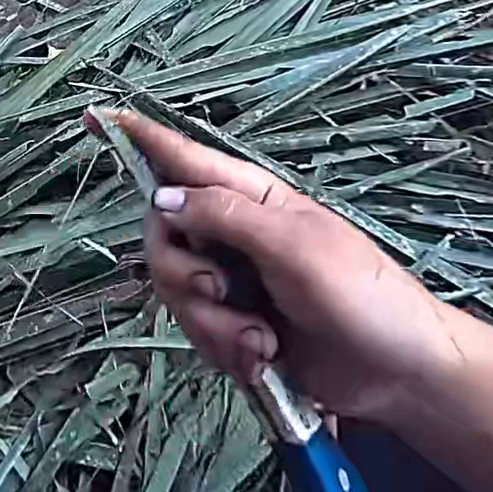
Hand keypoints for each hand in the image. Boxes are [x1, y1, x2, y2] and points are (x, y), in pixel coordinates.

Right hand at [93, 108, 467, 422]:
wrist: (399, 374)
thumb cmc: (361, 293)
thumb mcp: (295, 245)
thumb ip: (225, 216)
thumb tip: (161, 199)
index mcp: (244, 194)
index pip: (178, 155)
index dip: (135, 135)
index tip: (93, 117)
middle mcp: (225, 229)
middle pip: (159, 233)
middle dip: (181, 272)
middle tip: (219, 290)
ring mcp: (226, 276)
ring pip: (172, 286)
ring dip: (211, 323)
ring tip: (260, 340)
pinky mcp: (229, 320)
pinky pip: (193, 328)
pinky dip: (224, 349)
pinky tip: (264, 357)